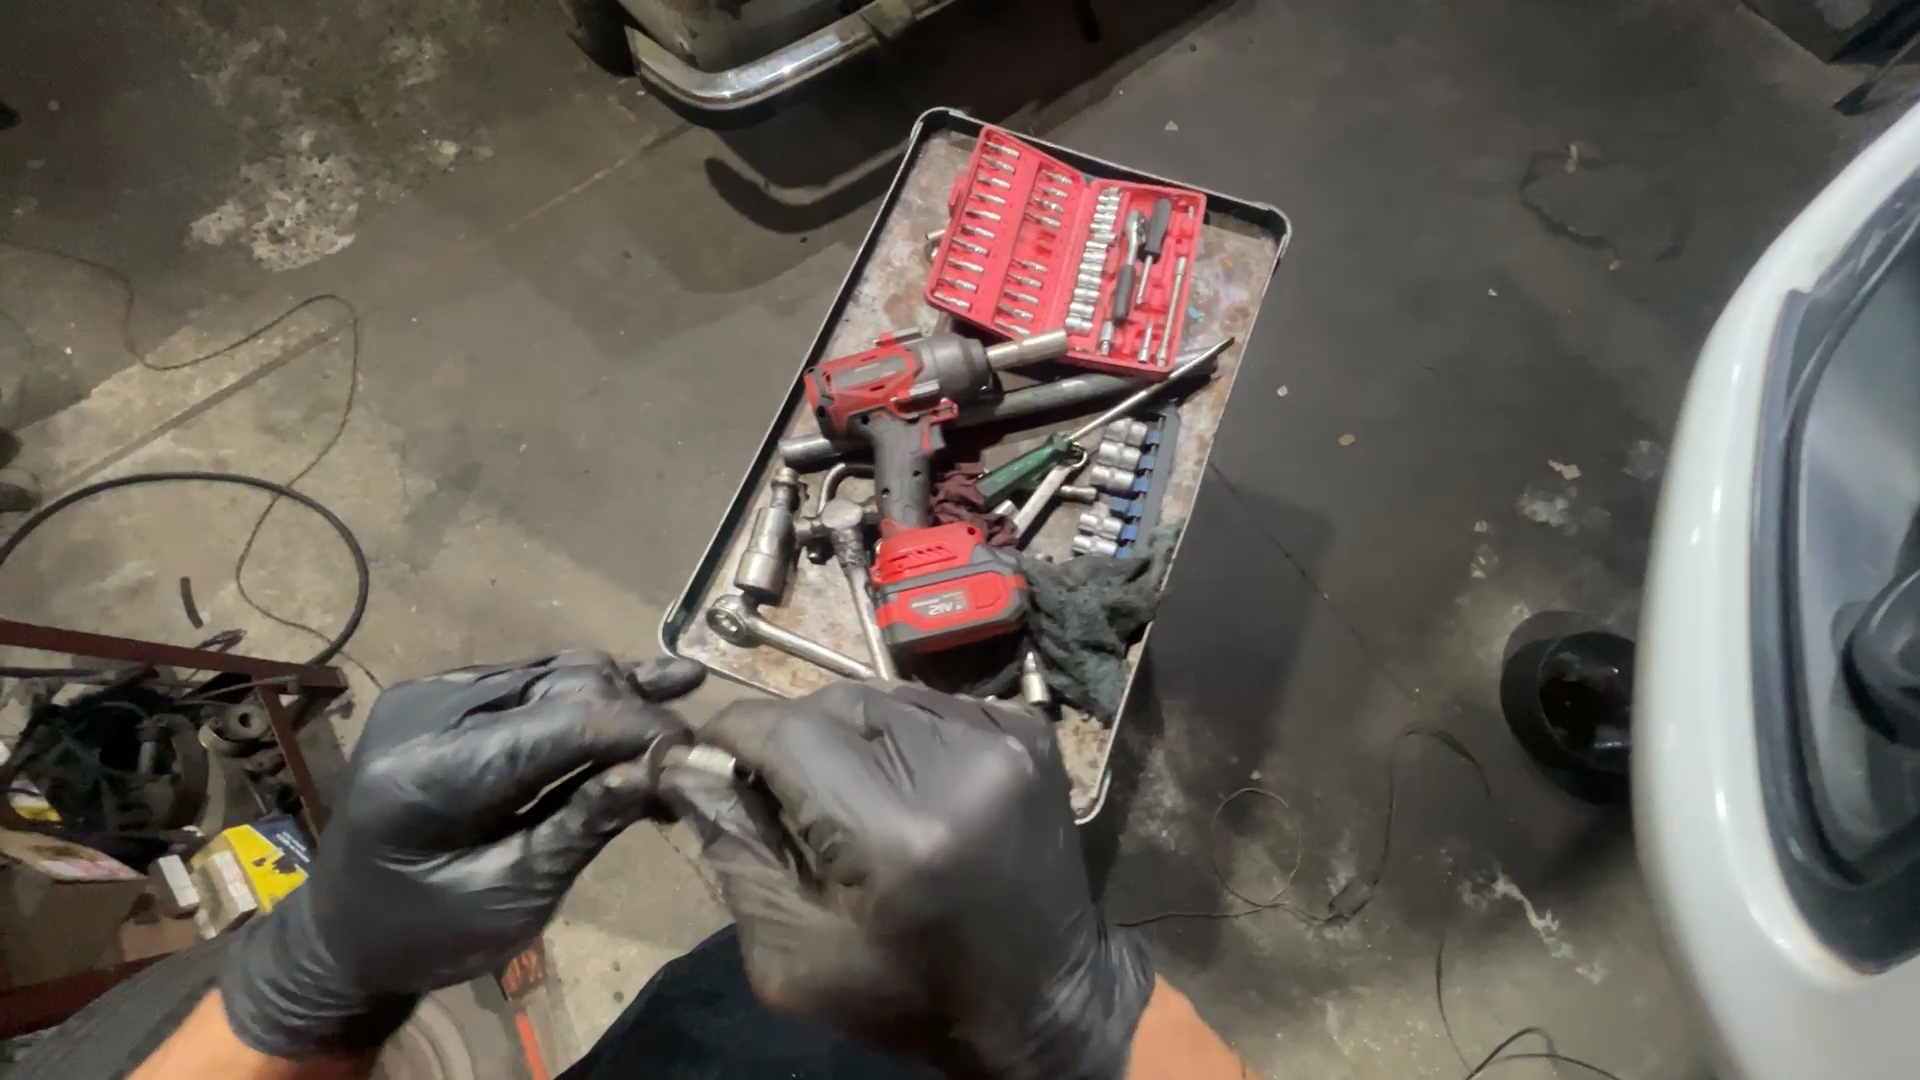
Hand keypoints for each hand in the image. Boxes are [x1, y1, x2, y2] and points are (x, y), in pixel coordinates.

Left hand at [220, 651, 704, 1058]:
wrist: (347, 930)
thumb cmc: (429, 933)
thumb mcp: (514, 896)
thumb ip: (587, 824)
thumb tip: (667, 769)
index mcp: (428, 776)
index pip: (564, 724)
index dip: (640, 729)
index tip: (697, 751)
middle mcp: (428, 713)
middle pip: (568, 686)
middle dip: (638, 717)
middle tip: (688, 757)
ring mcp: (438, 692)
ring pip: (564, 669)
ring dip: (626, 698)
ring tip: (673, 733)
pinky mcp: (454, 690)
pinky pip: (544, 674)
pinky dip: (599, 691)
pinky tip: (656, 685)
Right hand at [665, 683, 1153, 1079]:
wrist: (1045, 998)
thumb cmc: (911, 994)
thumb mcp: (795, 955)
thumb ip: (737, 851)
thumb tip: (691, 766)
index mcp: (897, 835)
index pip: (789, 733)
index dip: (735, 732)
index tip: (708, 746)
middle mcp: (958, 764)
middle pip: (836, 701)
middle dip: (794, 732)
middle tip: (785, 779)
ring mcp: (1003, 738)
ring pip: (885, 693)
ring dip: (851, 728)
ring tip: (854, 783)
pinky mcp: (1029, 730)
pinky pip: (936, 704)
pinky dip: (906, 729)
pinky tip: (911, 778)